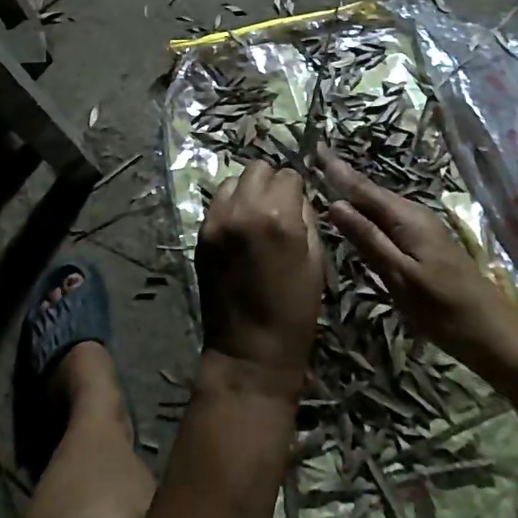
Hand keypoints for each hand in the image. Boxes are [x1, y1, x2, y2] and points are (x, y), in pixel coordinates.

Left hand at [196, 161, 323, 391]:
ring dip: (248, 191)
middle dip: (271, 182)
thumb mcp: (316, 262)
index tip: (298, 205)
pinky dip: (230, 206)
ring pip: (233, 180)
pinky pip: (217, 202)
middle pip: (257, 168)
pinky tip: (240, 229)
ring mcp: (217, 220)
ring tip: (256, 216)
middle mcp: (243, 209)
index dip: (297, 189)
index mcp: (278, 217)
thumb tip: (297, 197)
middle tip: (278, 206)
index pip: (288, 175)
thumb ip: (306, 220)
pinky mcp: (201, 232)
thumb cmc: (294, 310)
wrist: (249, 348)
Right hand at [318, 146, 514, 352]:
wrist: (494, 333)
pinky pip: (387, 219)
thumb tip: (334, 203)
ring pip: (379, 205)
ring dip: (353, 194)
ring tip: (326, 182)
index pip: (362, 187)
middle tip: (314, 162)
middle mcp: (414, 214)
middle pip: (370, 192)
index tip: (315, 146)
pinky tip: (355, 217)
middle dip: (342, 177)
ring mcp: (421, 228)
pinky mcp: (424, 243)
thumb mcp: (399, 276)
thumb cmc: (444, 308)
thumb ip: (367, 238)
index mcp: (406, 218)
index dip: (337, 168)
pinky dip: (367, 212)